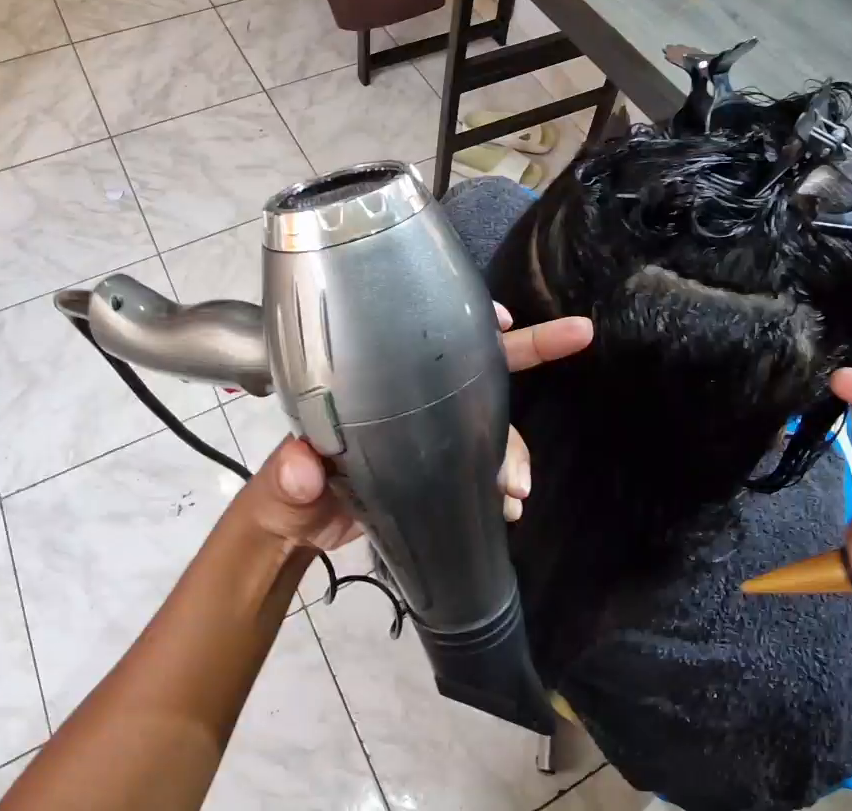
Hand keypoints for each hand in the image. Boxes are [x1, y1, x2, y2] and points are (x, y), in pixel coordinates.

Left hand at [239, 306, 592, 552]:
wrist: (299, 534)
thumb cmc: (283, 497)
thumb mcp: (281, 488)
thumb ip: (289, 478)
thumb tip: (302, 470)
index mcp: (365, 385)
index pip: (420, 337)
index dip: (465, 320)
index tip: (504, 317)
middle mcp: (404, 398)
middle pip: (474, 366)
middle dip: (527, 353)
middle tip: (570, 347)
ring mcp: (425, 430)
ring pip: (488, 422)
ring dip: (512, 452)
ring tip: (515, 492)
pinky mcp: (438, 465)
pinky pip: (485, 461)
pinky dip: (503, 479)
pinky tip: (508, 504)